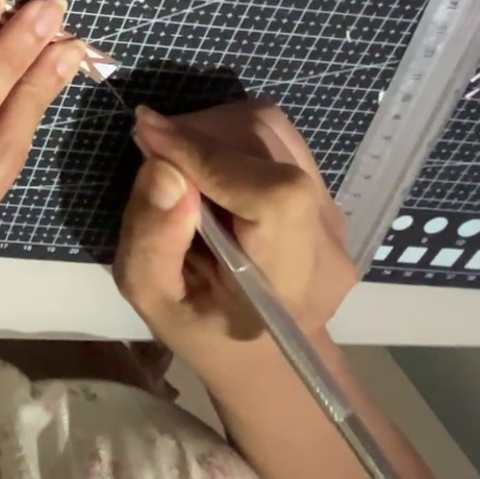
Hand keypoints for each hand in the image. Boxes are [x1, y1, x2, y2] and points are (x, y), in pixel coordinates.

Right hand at [113, 102, 356, 367]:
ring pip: (269, 129)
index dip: (207, 154)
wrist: (259, 351)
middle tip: (152, 153)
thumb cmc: (197, 327)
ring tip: (177, 163)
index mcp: (287, 283)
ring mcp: (332, 213)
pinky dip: (224, 136)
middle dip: (197, 134)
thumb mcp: (150, 295)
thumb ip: (152, 238)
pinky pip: (271, 138)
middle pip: (267, 145)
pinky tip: (205, 168)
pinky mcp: (322, 193)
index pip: (274, 193)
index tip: (147, 134)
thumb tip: (162, 167)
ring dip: (209, 129)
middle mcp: (325, 241)